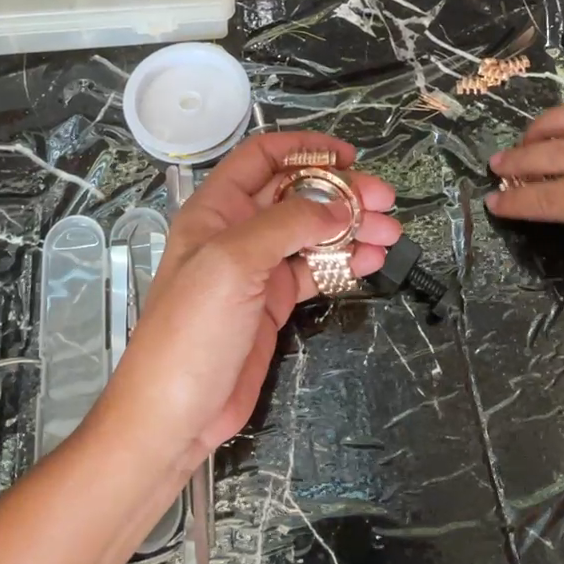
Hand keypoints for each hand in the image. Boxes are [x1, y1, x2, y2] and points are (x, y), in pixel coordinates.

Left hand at [97, 132, 398, 469]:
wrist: (174, 415)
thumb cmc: (191, 331)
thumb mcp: (233, 264)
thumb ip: (286, 225)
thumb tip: (338, 207)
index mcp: (216, 209)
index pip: (262, 157)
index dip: (305, 148)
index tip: (350, 156)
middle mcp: (238, 231)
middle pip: (297, 193)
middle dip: (341, 192)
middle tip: (385, 200)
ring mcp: (257, 268)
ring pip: (312, 232)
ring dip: (352, 228)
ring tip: (390, 234)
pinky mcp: (273, 302)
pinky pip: (315, 270)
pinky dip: (344, 262)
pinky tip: (370, 262)